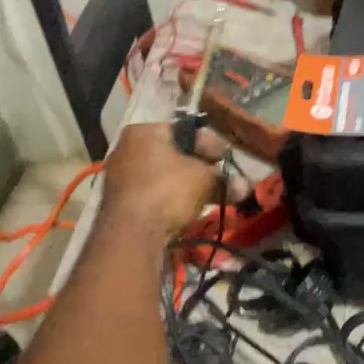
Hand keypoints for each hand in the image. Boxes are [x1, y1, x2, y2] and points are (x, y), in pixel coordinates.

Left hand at [100, 122, 226, 236]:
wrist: (132, 233)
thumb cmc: (168, 191)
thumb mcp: (204, 179)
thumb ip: (223, 178)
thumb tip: (243, 186)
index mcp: (143, 132)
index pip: (184, 130)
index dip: (210, 143)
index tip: (226, 158)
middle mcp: (126, 148)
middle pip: (172, 154)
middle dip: (199, 167)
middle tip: (219, 178)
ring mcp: (120, 176)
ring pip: (163, 176)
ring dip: (187, 185)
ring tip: (209, 197)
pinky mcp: (120, 202)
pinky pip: (153, 194)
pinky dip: (171, 199)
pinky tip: (187, 209)